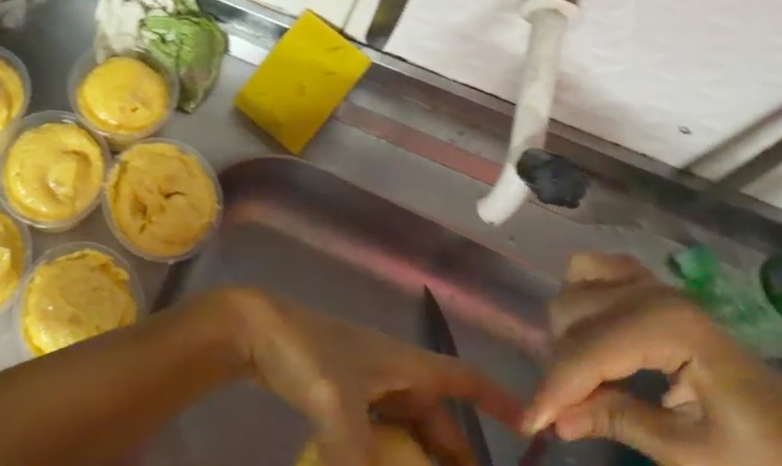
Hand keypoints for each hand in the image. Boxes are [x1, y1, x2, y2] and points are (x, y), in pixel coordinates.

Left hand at [222, 288, 522, 465]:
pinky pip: (376, 428)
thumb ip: (360, 456)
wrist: (250, 327)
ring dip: (418, 455)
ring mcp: (364, 381)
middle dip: (454, 455)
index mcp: (406, 364)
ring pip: (406, 426)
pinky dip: (385, 451)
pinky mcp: (338, 390)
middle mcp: (393, 371)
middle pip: (437, 420)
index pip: (466, 381)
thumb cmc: (304, 352)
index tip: (531, 427)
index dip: (498, 402)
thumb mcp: (337, 406)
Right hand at [523, 252, 781, 465]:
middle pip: (574, 311)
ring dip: (569, 328)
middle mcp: (658, 293)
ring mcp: (661, 289)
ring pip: (579, 283)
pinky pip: (603, 271)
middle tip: (565, 412)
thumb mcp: (692, 453)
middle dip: (562, 362)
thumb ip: (617, 421)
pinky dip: (585, 295)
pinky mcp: (665, 297)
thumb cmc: (766, 460)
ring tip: (579, 377)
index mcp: (670, 327)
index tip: (532, 424)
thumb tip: (553, 418)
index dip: (555, 388)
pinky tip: (589, 332)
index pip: (589, 351)